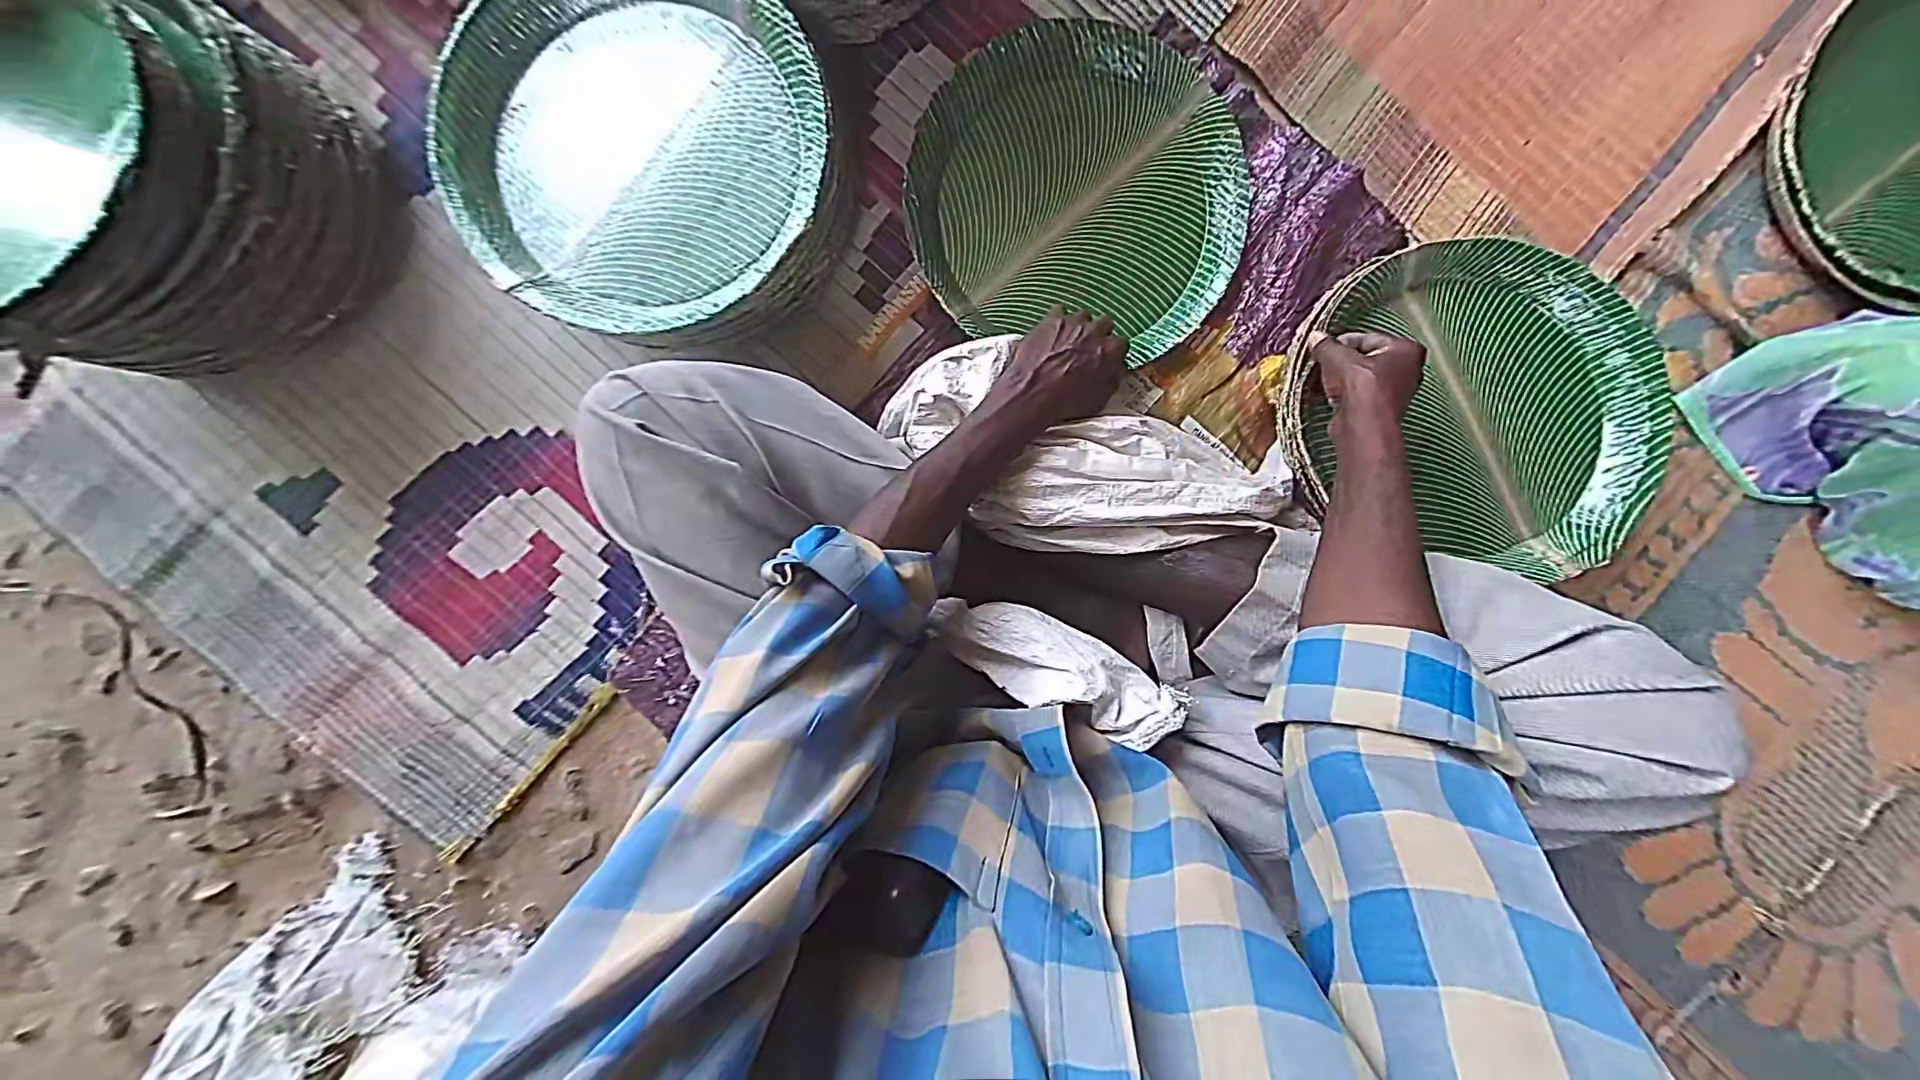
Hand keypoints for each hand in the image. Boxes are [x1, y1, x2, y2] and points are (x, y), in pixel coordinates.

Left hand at [978, 307, 1127, 434]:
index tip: (1104, 359)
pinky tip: (1051, 333)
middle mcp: (1096, 330)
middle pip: (1104, 324)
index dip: (1111, 353)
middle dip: (1098, 335)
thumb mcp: (1100, 399)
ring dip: (1079, 326)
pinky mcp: (1051, 319)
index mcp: (1112, 349)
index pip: (1121, 344)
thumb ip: (1112, 377)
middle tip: (1086, 349)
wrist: (1033, 393)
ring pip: (1083, 316)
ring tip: (1068, 341)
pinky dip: (1057, 321)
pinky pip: (1059, 311)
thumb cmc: (1067, 401)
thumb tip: (1116, 368)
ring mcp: (1073, 322)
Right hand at [1311, 331, 1425, 445]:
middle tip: (1322, 363)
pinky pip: (1361, 393)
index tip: (1323, 347)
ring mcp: (1397, 390)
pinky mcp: (1382, 408)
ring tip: (1324, 379)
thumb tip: (1315, 336)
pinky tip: (1332, 395)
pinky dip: (1346, 392)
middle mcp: (1409, 368)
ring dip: (1342, 377)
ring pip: (1362, 376)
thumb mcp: (1337, 359)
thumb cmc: (1361, 388)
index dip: (1342, 342)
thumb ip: (1326, 345)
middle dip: (1342, 360)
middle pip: (1366, 357)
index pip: (1368, 337)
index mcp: (1407, 349)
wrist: (1363, 426)